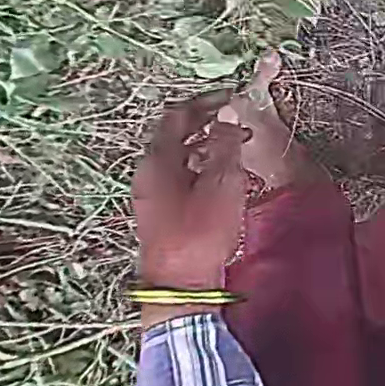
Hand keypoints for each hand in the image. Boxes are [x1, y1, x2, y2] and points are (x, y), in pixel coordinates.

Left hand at [133, 92, 248, 323]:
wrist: (180, 287)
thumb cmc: (201, 232)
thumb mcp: (222, 183)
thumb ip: (226, 145)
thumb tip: (227, 117)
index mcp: (158, 160)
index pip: (178, 115)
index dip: (205, 102)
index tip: (230, 98)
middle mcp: (148, 173)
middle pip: (176, 135)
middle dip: (207, 124)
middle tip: (236, 123)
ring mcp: (151, 195)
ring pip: (179, 157)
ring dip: (206, 147)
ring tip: (236, 149)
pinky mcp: (159, 213)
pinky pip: (179, 176)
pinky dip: (200, 167)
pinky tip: (222, 177)